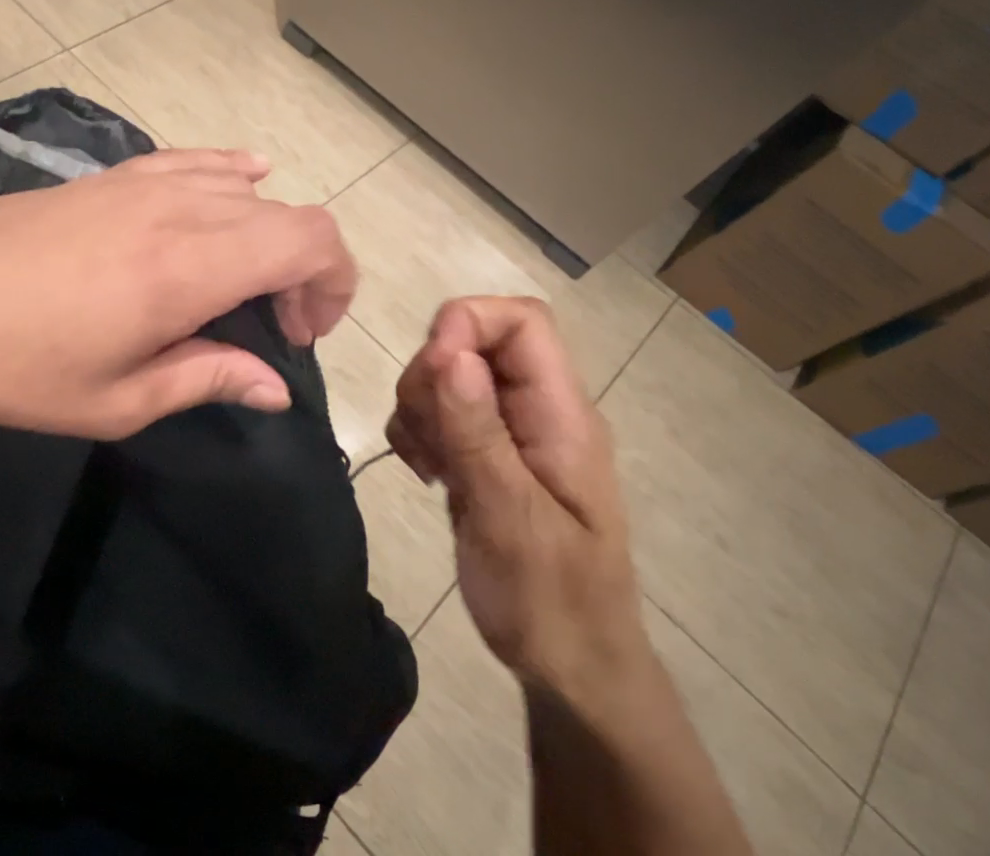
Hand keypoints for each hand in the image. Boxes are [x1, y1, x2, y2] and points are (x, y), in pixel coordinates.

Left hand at [0, 149, 355, 440]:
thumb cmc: (13, 371)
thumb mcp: (117, 399)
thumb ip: (207, 379)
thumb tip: (274, 388)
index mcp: (189, 265)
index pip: (311, 239)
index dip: (334, 284)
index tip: (302, 337)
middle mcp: (174, 208)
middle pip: (283, 213)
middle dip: (303, 271)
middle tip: (271, 331)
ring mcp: (133, 183)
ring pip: (238, 188)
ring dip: (263, 232)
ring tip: (240, 284)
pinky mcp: (99, 179)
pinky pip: (187, 162)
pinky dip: (225, 177)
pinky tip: (235, 184)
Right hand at [386, 297, 650, 697]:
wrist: (570, 667)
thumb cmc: (551, 601)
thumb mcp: (510, 519)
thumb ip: (478, 433)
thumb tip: (448, 351)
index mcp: (562, 417)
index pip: (522, 322)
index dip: (466, 326)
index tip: (430, 379)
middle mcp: (538, 414)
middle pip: (474, 344)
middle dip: (431, 377)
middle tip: (427, 441)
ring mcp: (512, 436)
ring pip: (448, 380)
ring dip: (420, 411)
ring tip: (430, 468)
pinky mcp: (486, 459)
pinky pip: (441, 417)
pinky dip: (419, 435)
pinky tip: (428, 477)